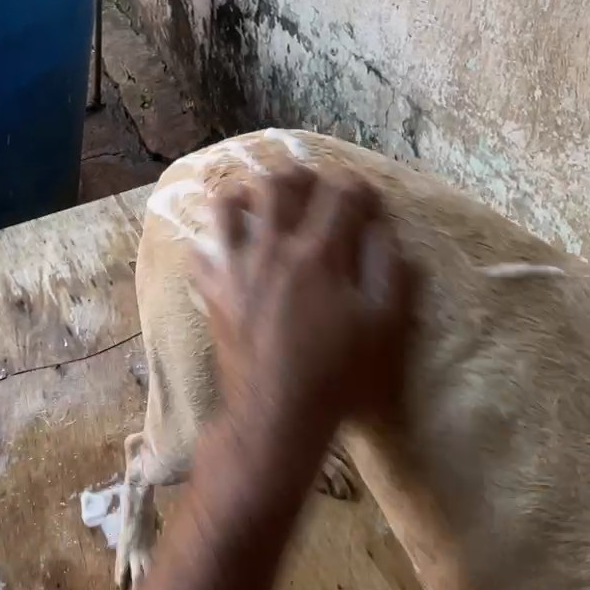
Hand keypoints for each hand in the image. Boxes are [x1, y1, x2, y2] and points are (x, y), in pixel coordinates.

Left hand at [197, 163, 418, 452]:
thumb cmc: (338, 375)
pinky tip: (223, 247)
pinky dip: (210, 244)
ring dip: (245, 194)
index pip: (339, 194)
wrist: (278, 416)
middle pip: (278, 185)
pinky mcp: (213, 291)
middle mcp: (273, 248)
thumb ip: (389, 272)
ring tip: (258, 199)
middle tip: (312, 184)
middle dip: (299, 174)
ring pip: (227, 205)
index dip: (358, 186)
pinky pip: (200, 253)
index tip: (367, 195)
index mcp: (319, 254)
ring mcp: (236, 268)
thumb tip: (383, 232)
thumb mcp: (385, 328)